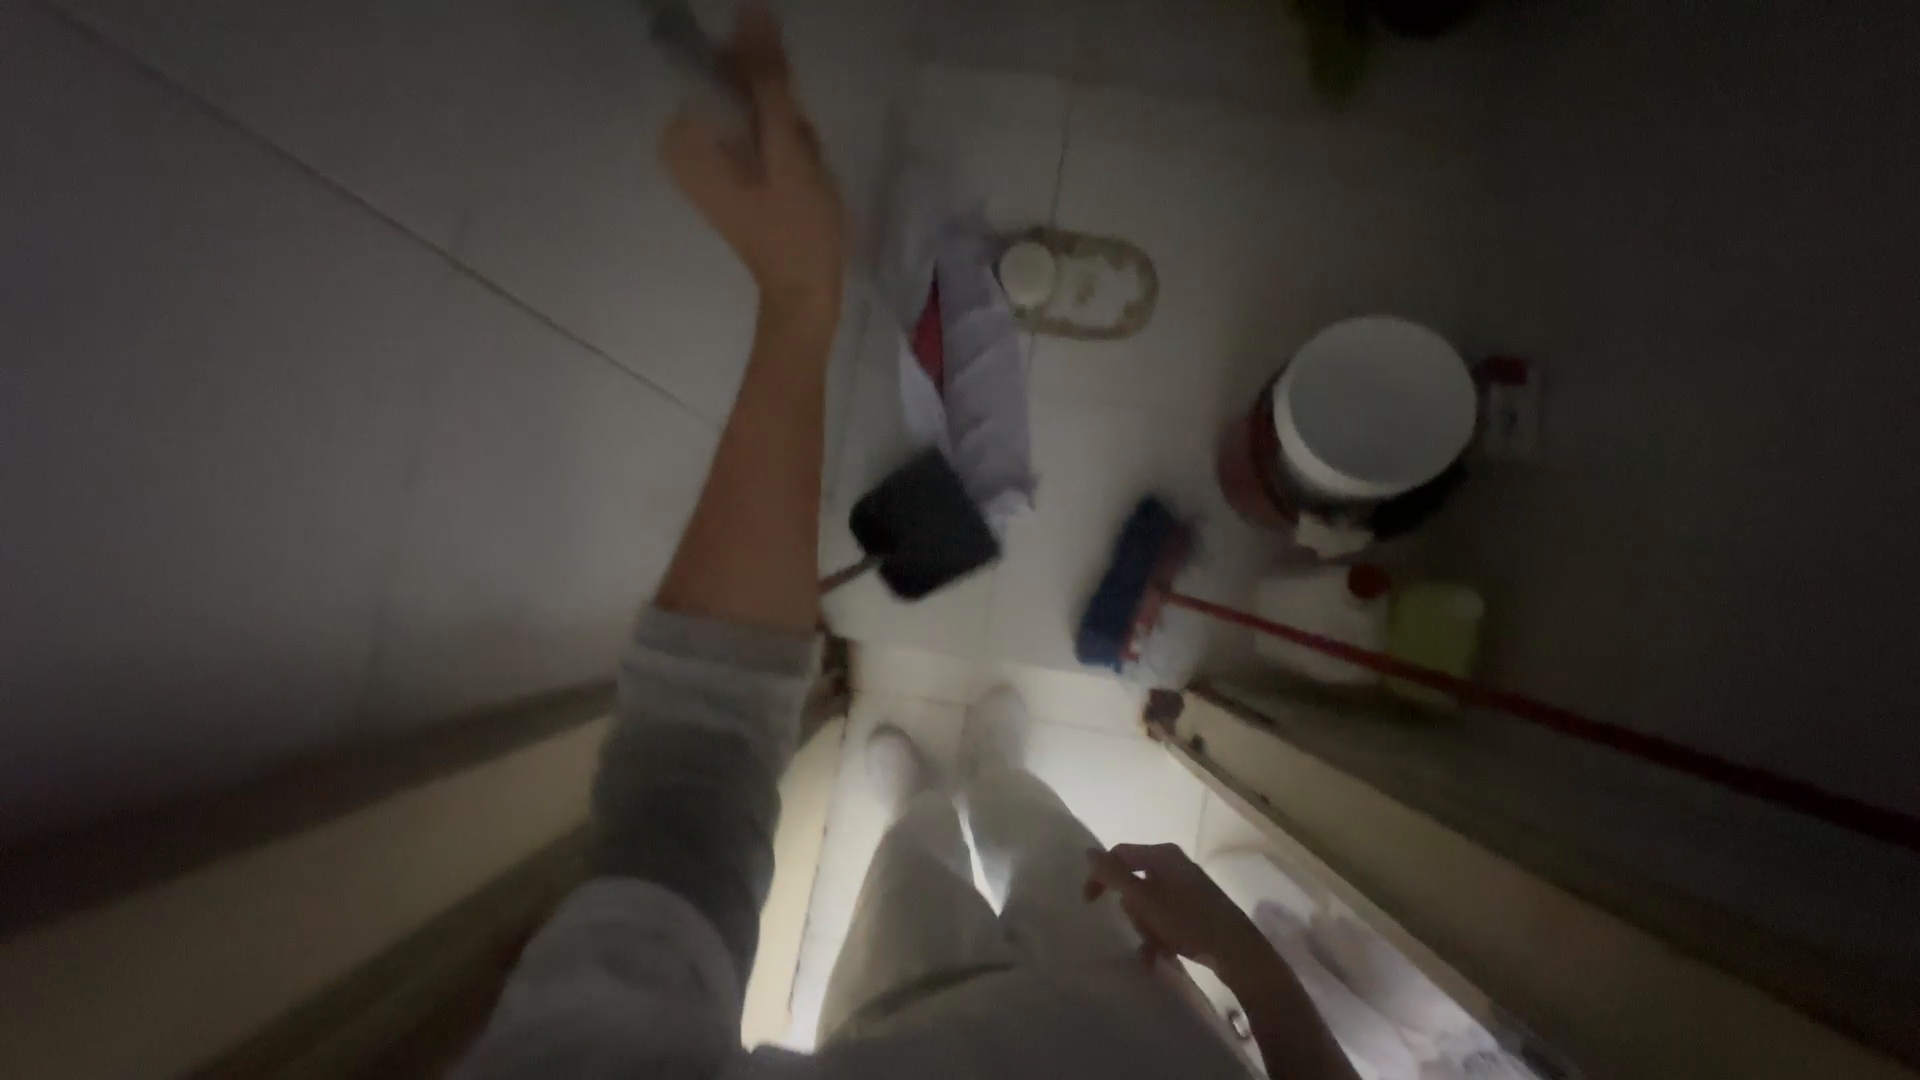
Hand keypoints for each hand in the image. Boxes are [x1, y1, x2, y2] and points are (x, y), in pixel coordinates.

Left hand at [658, 2, 845, 314]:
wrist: (804, 296)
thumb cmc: (798, 231)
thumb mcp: (787, 150)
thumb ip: (768, 80)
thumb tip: (751, 10)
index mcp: (683, 137)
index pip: (720, 68)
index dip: (764, 88)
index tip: (789, 130)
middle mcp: (681, 145)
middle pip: (736, 90)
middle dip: (778, 115)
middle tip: (801, 159)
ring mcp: (703, 163)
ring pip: (752, 113)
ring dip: (786, 134)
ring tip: (803, 174)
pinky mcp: (725, 177)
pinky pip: (755, 137)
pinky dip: (781, 150)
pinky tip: (797, 179)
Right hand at [1085, 843, 1272, 976]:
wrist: (1238, 951)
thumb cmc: (1188, 920)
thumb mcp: (1145, 899)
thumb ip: (1114, 875)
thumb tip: (1088, 852)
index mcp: (1161, 854)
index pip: (1119, 855)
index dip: (1101, 876)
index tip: (1088, 903)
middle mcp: (1173, 864)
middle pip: (1135, 882)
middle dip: (1132, 911)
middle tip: (1137, 929)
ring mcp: (1187, 886)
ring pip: (1149, 903)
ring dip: (1145, 927)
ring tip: (1151, 951)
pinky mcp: (1197, 907)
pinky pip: (1166, 915)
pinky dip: (1159, 934)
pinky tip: (1158, 956)